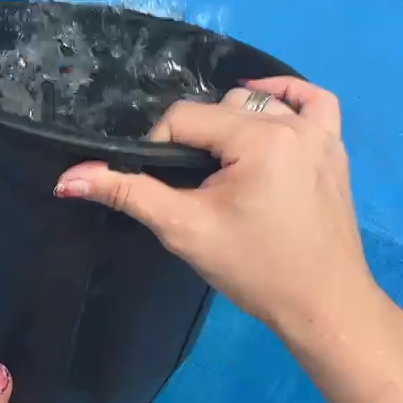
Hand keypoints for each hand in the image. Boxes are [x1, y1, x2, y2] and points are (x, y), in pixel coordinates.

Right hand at [51, 77, 384, 337]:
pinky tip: (265, 104)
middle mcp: (292, 126)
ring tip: (220, 162)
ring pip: (258, 103)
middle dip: (194, 140)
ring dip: (231, 122)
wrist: (323, 305)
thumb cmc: (253, 268)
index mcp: (257, 139)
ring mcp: (321, 135)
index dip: (159, 148)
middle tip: (190, 185)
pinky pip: (314, 102)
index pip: (184, 118)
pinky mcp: (335, 149)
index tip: (161, 185)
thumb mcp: (183, 228)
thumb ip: (126, 193)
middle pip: (218, 109)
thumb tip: (67, 178)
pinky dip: (287, 96)